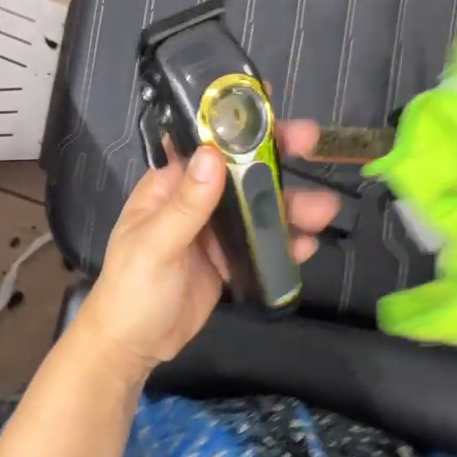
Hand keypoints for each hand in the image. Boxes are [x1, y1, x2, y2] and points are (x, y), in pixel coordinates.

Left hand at [73, 121, 340, 376]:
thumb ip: (186, 205)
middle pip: (240, 173)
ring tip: (324, 211)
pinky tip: (307, 246)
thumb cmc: (132, 291)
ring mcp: (212, 233)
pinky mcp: (227, 262)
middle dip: (276, 160)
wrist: (133, 347)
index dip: (236, 126)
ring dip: (290, 206)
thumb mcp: (155, 246)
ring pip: (257, 209)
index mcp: (167, 188)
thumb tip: (213, 154)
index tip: (270, 109)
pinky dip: (284, 243)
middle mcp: (193, 203)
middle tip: (315, 144)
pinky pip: (260, 245)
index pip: (205, 146)